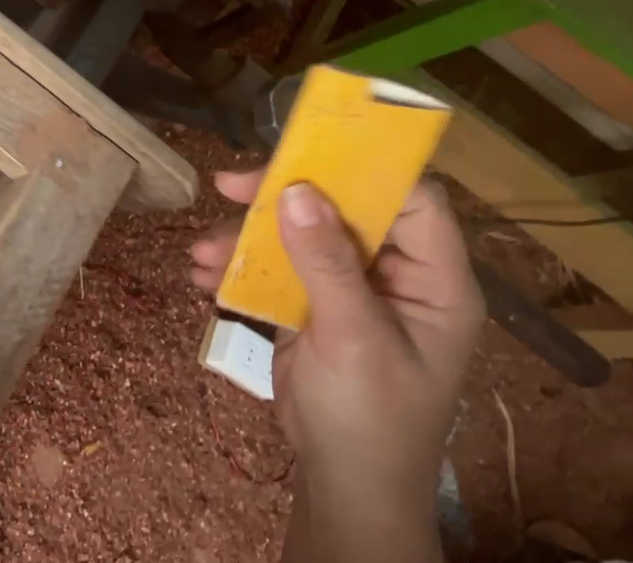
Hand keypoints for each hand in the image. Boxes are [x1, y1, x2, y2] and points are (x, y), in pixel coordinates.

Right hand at [191, 173, 483, 555]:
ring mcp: (347, 288)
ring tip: (199, 252)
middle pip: (339, 209)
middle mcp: (393, 274)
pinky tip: (203, 277)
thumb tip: (295, 190)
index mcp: (432, 280)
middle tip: (226, 186)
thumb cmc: (371, 415)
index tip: (300, 152)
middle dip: (279, 199)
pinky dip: (236, 268)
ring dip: (244, 238)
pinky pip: (272, 267)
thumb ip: (326, 263)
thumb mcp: (353, 337)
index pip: (411, 201)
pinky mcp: (308, 304)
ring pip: (296, 235)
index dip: (364, 171)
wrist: (342, 479)